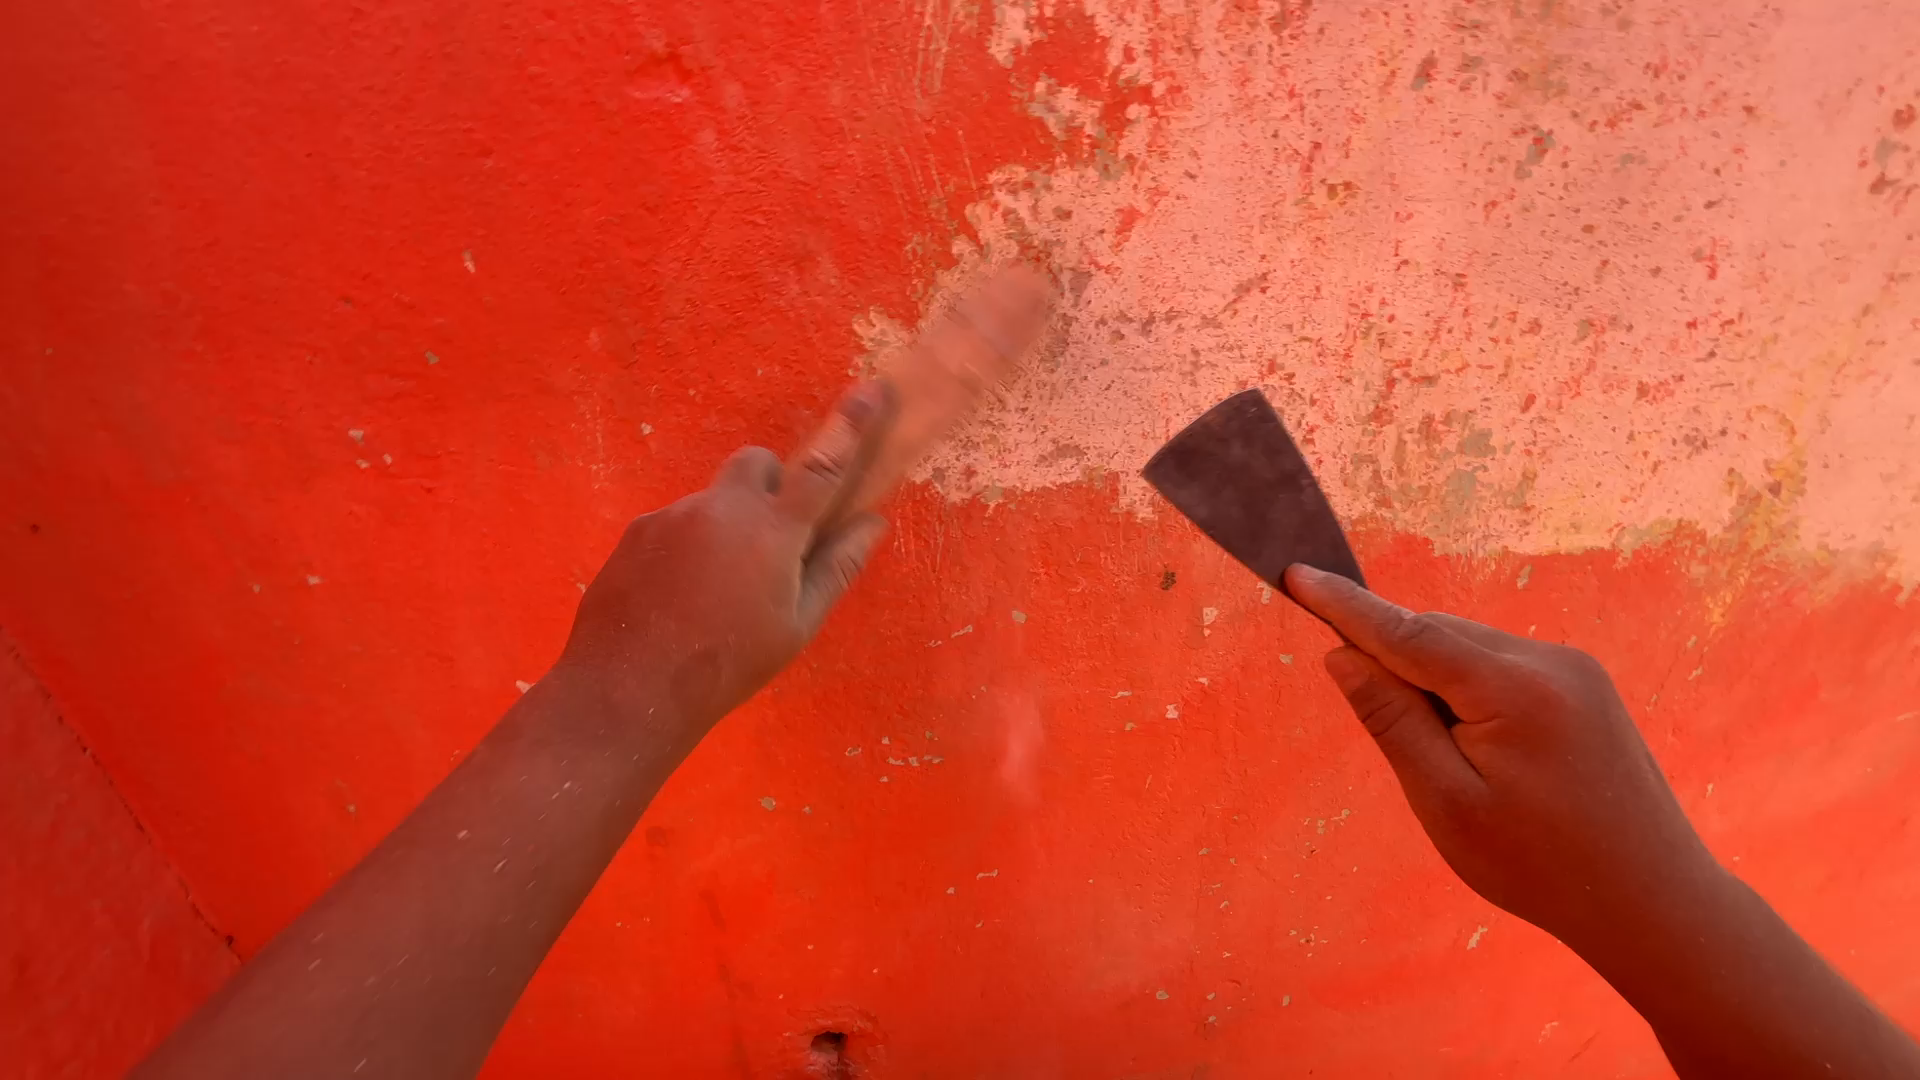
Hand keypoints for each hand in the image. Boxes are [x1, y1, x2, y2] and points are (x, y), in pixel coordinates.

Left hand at [558, 382, 893, 728]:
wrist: (631, 689)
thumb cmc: (732, 662)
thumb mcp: (798, 624)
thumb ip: (837, 566)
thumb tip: (872, 523)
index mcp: (773, 531)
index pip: (823, 466)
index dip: (851, 425)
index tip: (872, 388)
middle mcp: (723, 508)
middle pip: (755, 463)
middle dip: (770, 487)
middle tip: (769, 543)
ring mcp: (674, 515)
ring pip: (714, 501)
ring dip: (726, 527)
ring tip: (714, 590)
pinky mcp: (637, 531)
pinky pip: (677, 523)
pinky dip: (689, 545)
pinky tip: (678, 595)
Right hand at [1283, 564, 1719, 946]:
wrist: (1658, 906)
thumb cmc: (1537, 866)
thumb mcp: (1444, 800)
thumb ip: (1390, 718)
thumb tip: (1342, 654)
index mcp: (1515, 693)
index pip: (1406, 633)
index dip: (1344, 604)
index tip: (1295, 574)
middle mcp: (1549, 662)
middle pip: (1433, 633)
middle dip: (1389, 658)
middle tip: (1389, 731)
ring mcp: (1571, 668)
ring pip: (1459, 643)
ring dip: (1424, 673)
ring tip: (1444, 753)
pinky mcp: (1579, 681)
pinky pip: (1489, 659)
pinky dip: (1457, 682)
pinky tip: (1471, 739)